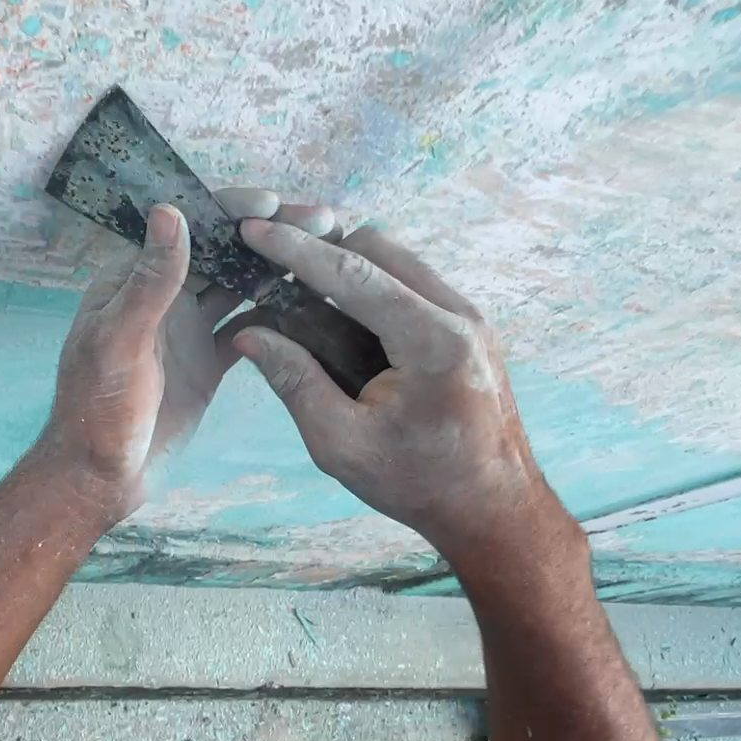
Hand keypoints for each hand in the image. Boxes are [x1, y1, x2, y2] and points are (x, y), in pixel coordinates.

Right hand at [232, 218, 579, 562]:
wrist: (494, 509)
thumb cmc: (418, 483)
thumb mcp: (340, 443)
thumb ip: (293, 381)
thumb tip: (246, 334)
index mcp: (433, 342)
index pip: (352, 275)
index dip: (295, 250)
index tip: (253, 231)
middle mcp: (459, 314)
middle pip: (377, 248)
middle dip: (319, 246)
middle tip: (267, 261)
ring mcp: (468, 316)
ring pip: (394, 259)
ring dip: (342, 264)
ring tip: (292, 285)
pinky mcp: (465, 326)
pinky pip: (406, 281)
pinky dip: (364, 283)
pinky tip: (332, 311)